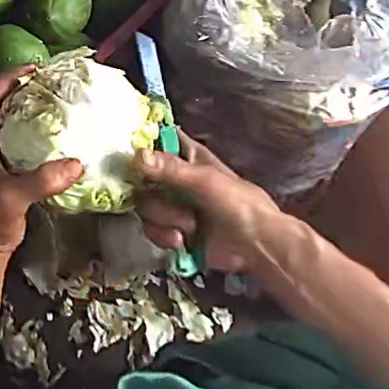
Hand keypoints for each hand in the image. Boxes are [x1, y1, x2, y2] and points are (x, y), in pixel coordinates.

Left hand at [0, 68, 83, 269]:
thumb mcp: (14, 197)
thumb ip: (43, 180)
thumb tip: (78, 163)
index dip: (8, 77)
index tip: (35, 68)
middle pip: (2, 103)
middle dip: (26, 88)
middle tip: (55, 82)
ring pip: (14, 121)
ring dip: (33, 109)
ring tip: (61, 101)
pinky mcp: (8, 171)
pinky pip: (25, 141)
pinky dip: (40, 132)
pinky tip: (62, 136)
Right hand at [134, 130, 306, 272]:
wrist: (257, 248)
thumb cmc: (239, 205)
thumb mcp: (206, 182)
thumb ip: (172, 169)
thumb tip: (138, 156)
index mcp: (184, 156)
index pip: (153, 140)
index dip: (138, 145)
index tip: (131, 159)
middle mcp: (172, 178)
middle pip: (139, 178)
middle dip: (152, 194)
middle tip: (167, 200)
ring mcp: (170, 204)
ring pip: (143, 205)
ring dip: (164, 219)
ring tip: (188, 226)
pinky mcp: (169, 229)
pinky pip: (150, 228)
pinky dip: (164, 236)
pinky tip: (182, 241)